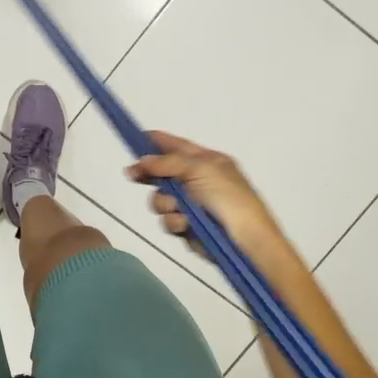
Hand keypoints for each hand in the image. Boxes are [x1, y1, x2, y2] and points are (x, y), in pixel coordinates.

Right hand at [126, 131, 282, 256]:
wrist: (246, 240)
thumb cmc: (229, 197)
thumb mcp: (201, 169)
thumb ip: (169, 162)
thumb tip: (143, 160)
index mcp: (208, 162)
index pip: (178, 146)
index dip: (158, 141)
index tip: (137, 137)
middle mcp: (197, 180)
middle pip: (163, 172)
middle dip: (149, 174)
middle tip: (131, 174)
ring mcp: (191, 205)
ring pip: (160, 199)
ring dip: (166, 203)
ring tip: (179, 208)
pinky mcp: (187, 227)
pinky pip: (168, 220)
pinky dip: (175, 221)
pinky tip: (186, 224)